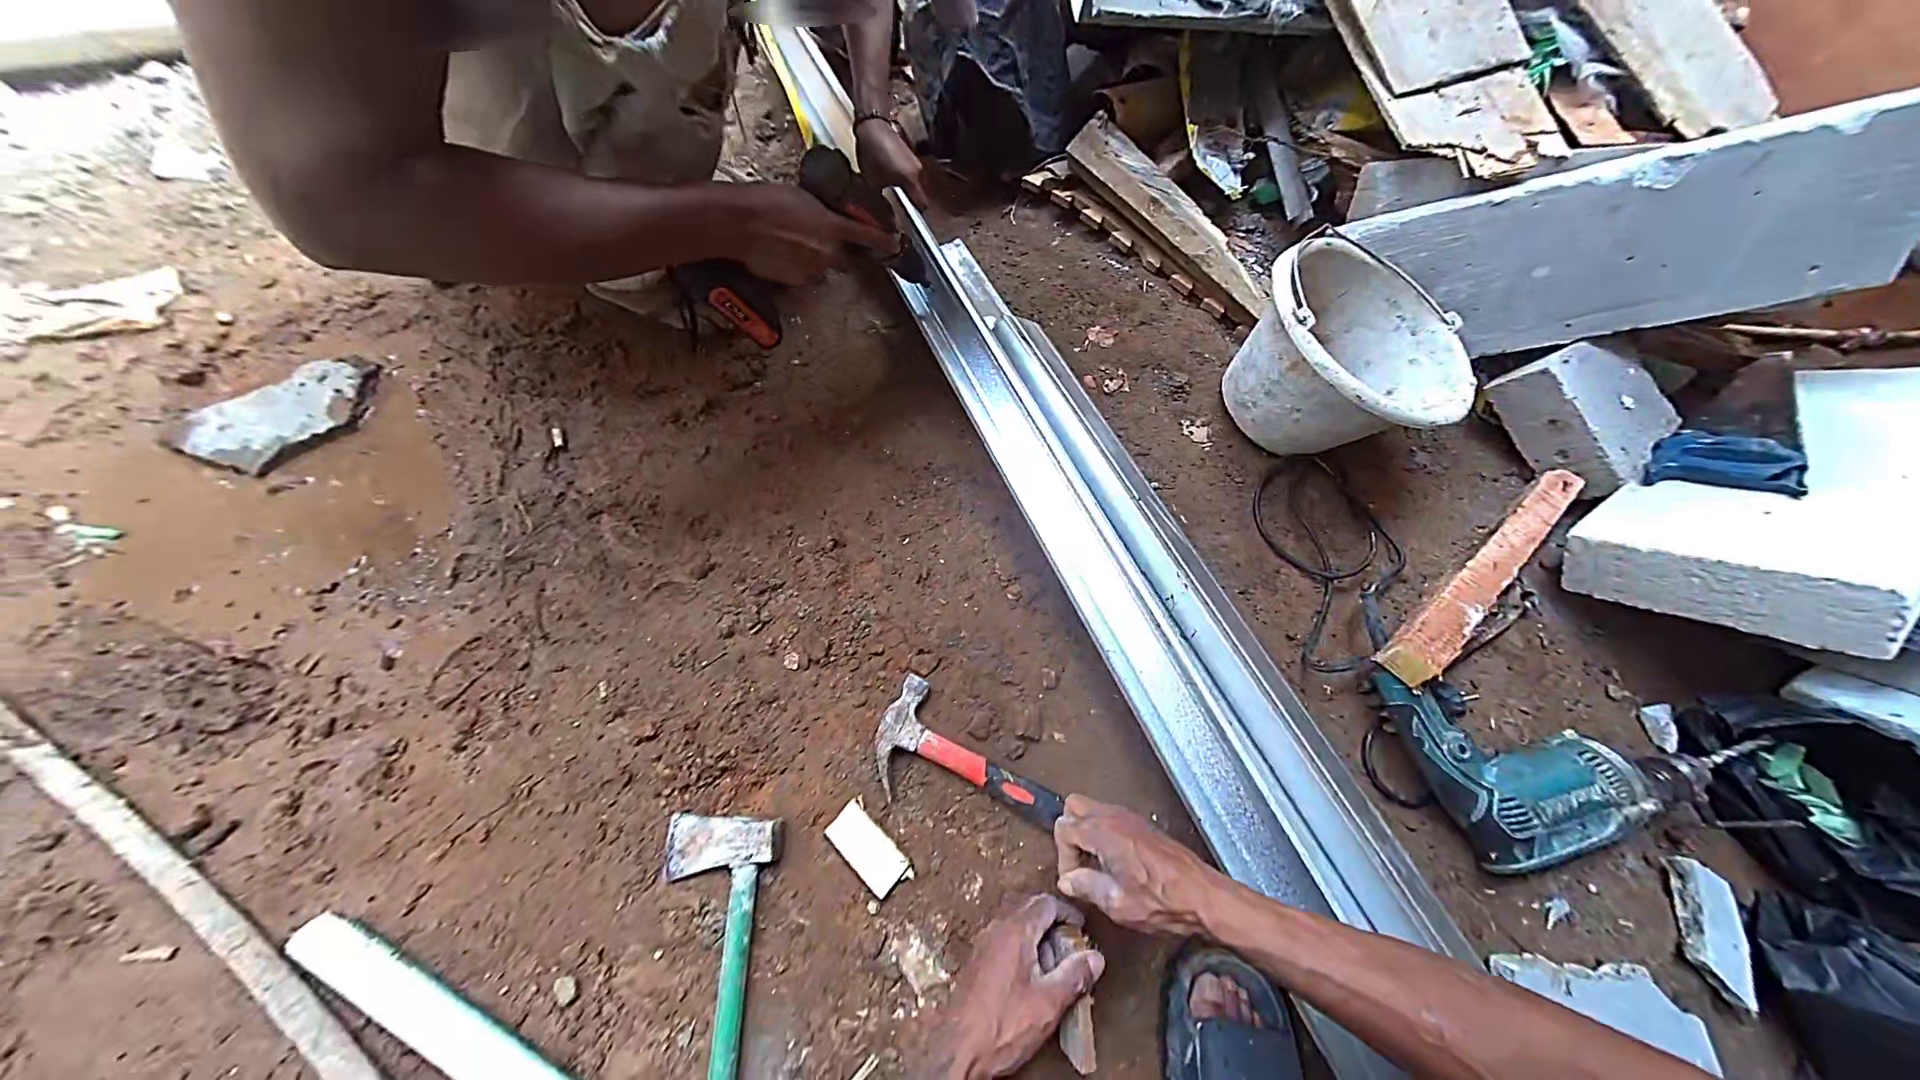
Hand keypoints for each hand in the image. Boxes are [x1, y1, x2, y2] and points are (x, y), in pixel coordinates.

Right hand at [728, 183, 894, 285]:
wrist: (738, 222)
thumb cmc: (765, 202)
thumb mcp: (802, 198)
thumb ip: (824, 215)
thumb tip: (829, 221)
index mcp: (832, 226)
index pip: (868, 237)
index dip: (884, 242)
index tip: (894, 244)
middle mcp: (828, 251)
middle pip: (841, 257)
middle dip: (830, 250)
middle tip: (808, 237)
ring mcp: (813, 269)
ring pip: (820, 268)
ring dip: (811, 259)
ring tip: (787, 244)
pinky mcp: (797, 281)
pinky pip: (803, 277)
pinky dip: (794, 269)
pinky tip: (779, 254)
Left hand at [855, 116, 928, 208]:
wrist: (873, 119)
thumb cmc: (873, 150)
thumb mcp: (873, 181)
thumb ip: (882, 201)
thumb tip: (888, 217)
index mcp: (913, 180)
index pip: (921, 206)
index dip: (913, 215)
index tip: (905, 219)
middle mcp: (919, 171)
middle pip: (918, 194)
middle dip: (907, 201)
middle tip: (894, 205)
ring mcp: (916, 161)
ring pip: (913, 183)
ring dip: (904, 188)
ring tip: (890, 189)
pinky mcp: (910, 153)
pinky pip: (909, 172)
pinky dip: (901, 177)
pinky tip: (889, 175)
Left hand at [935, 894, 1105, 1079]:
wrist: (958, 1049)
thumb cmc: (1003, 1025)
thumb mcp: (1049, 1002)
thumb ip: (1074, 976)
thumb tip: (1095, 957)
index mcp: (1015, 931)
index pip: (1046, 903)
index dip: (1068, 912)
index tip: (1082, 928)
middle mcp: (996, 928)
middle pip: (1030, 908)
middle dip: (1053, 922)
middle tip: (1070, 946)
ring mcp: (983, 942)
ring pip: (1016, 923)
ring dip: (1037, 935)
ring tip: (1053, 964)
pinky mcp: (976, 960)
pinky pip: (1004, 938)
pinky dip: (1022, 946)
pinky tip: (1030, 976)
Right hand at [1054, 795, 1223, 937]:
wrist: (1203, 895)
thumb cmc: (1164, 900)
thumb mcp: (1117, 903)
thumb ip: (1086, 887)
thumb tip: (1069, 881)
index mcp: (1103, 832)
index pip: (1063, 828)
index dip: (1063, 857)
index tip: (1074, 879)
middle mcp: (1114, 817)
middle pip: (1073, 806)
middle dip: (1069, 833)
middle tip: (1079, 863)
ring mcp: (1129, 818)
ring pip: (1092, 809)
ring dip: (1086, 832)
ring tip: (1096, 865)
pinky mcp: (1142, 825)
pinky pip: (1110, 817)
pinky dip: (1102, 832)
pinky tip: (1114, 862)